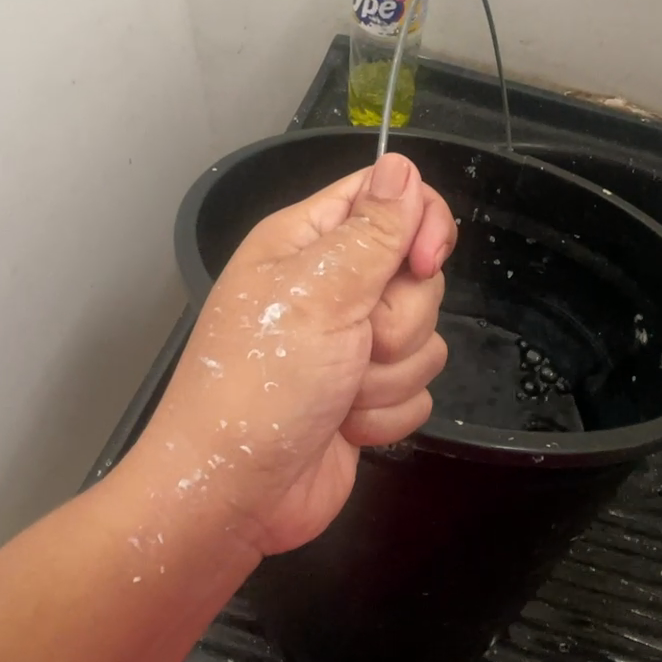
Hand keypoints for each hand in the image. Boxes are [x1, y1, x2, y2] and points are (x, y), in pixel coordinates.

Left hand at [144, 153, 456, 555]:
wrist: (235, 497)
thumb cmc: (261, 386)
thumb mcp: (319, 296)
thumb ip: (372, 231)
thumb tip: (403, 164)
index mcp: (309, 243)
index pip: (389, 197)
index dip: (421, 222)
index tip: (423, 261)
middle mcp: (334, 287)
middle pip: (418, 274)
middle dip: (398, 321)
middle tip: (353, 345)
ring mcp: (353, 344)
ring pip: (426, 337)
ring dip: (388, 375)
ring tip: (340, 394)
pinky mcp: (370, 394)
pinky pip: (419, 388)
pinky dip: (386, 412)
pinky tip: (346, 426)